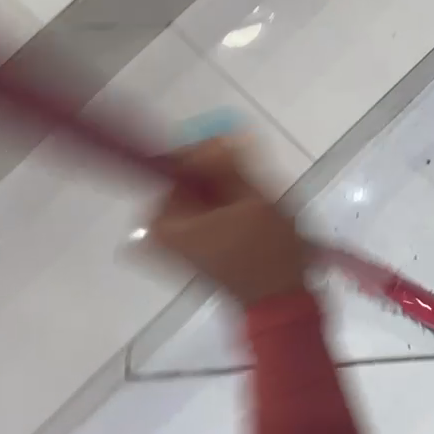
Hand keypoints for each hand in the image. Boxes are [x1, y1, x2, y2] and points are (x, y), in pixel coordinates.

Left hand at [145, 138, 308, 304]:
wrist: (277, 297)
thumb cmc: (266, 249)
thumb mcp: (254, 201)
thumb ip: (228, 167)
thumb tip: (210, 136)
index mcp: (163, 220)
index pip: (174, 167)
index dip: (209, 155)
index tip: (241, 156)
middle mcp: (156, 232)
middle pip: (188, 183)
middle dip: (224, 178)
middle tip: (257, 186)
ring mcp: (170, 245)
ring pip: (200, 198)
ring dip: (229, 193)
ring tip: (260, 205)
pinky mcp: (187, 252)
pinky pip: (203, 214)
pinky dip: (226, 209)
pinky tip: (253, 218)